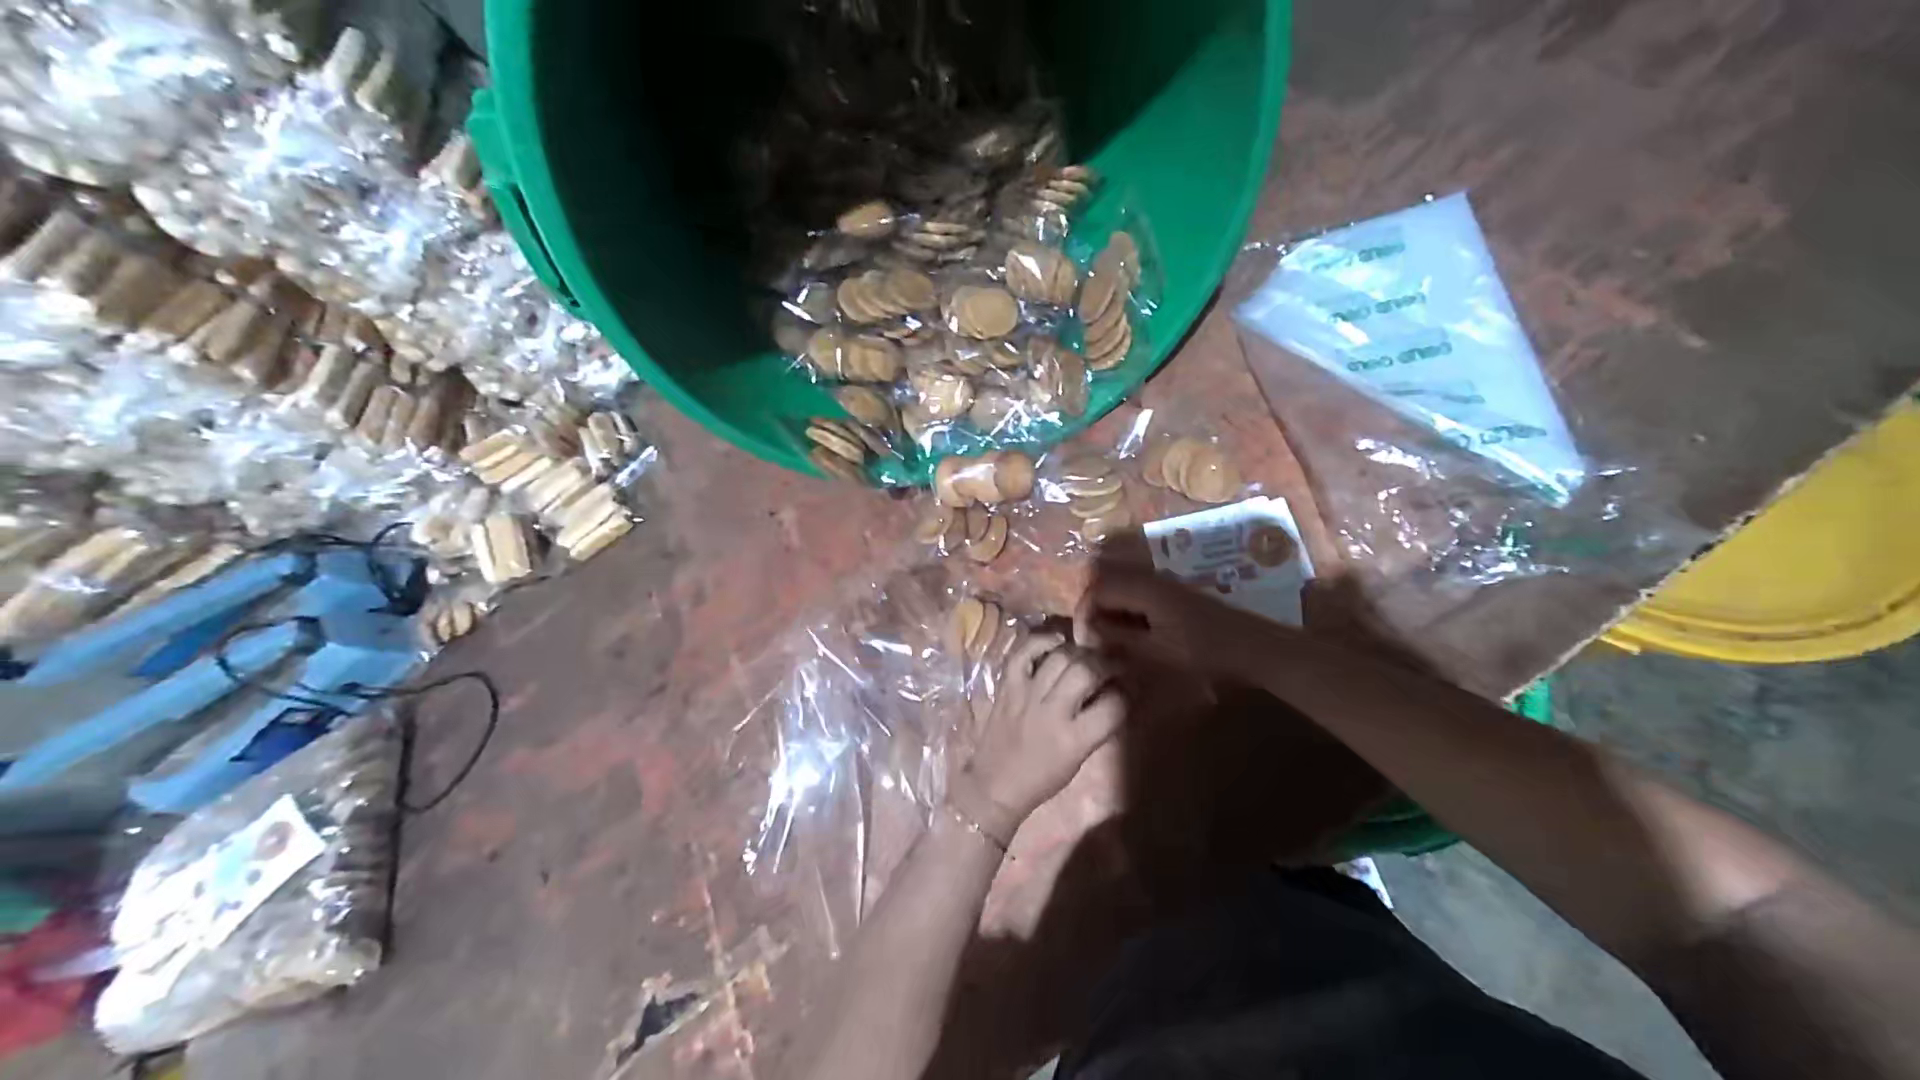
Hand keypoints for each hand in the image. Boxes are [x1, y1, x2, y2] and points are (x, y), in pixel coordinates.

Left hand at [951, 633, 1126, 842]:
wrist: (995, 784)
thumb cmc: (1043, 778)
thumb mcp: (1079, 758)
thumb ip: (1097, 725)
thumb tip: (1117, 691)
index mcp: (1075, 740)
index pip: (1114, 705)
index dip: (1128, 690)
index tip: (1131, 684)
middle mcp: (1052, 713)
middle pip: (1086, 671)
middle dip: (1107, 662)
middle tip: (1114, 662)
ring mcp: (1026, 696)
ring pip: (1059, 658)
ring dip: (1079, 651)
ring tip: (1086, 654)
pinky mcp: (1007, 686)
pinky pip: (1023, 652)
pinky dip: (1041, 641)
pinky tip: (1057, 641)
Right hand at [1074, 562, 1293, 681]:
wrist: (1253, 647)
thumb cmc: (1205, 651)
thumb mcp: (1156, 650)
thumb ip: (1118, 638)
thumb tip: (1086, 632)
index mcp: (1145, 588)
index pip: (1098, 589)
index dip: (1084, 612)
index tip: (1084, 641)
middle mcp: (1151, 579)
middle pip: (1107, 584)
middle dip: (1094, 610)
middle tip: (1094, 641)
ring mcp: (1164, 585)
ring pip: (1122, 591)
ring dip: (1111, 613)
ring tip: (1110, 642)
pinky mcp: (1174, 595)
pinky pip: (1138, 597)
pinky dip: (1128, 614)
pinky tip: (1133, 636)